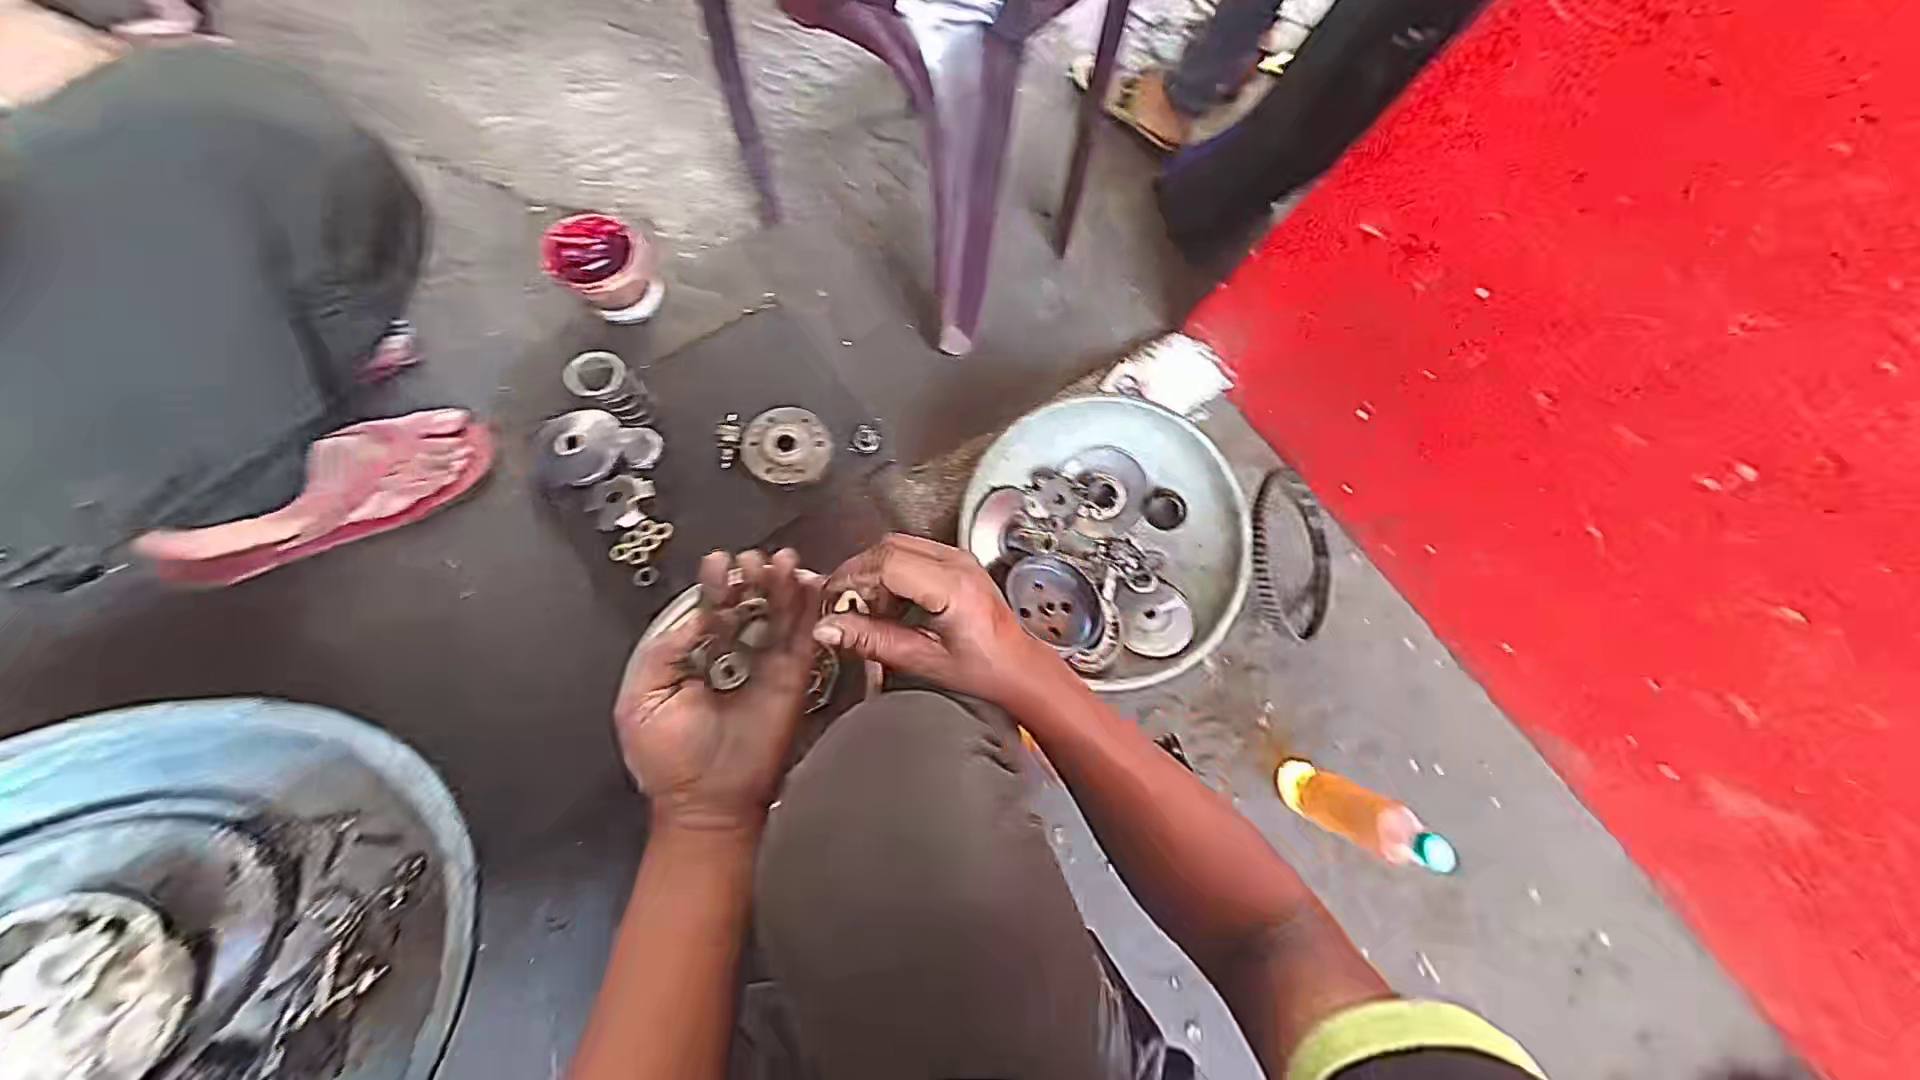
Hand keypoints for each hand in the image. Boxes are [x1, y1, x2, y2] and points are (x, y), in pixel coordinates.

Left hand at [613, 549, 823, 835]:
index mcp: (696, 653)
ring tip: (784, 562)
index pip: (708, 609)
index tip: (718, 563)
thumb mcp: (641, 699)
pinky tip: (809, 584)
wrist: (708, 802)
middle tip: (755, 561)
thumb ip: (664, 651)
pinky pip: (804, 636)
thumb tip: (699, 615)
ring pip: (778, 613)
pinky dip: (809, 609)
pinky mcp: (795, 675)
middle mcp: (734, 651)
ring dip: (783, 585)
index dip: (715, 585)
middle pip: (748, 603)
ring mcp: (767, 661)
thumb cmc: (669, 758)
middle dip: (752, 578)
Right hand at [813, 534, 1072, 711]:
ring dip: (874, 574)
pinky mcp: (956, 562)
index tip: (834, 600)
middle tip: (845, 606)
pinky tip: (892, 604)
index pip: (887, 564)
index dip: (852, 579)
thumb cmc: (984, 669)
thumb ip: (872, 641)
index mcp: (953, 587)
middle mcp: (957, 563)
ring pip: (898, 546)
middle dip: (859, 575)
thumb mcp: (922, 660)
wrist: (1017, 666)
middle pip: (889, 548)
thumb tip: (829, 628)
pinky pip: (912, 552)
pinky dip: (891, 573)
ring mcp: (959, 558)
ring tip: (872, 611)